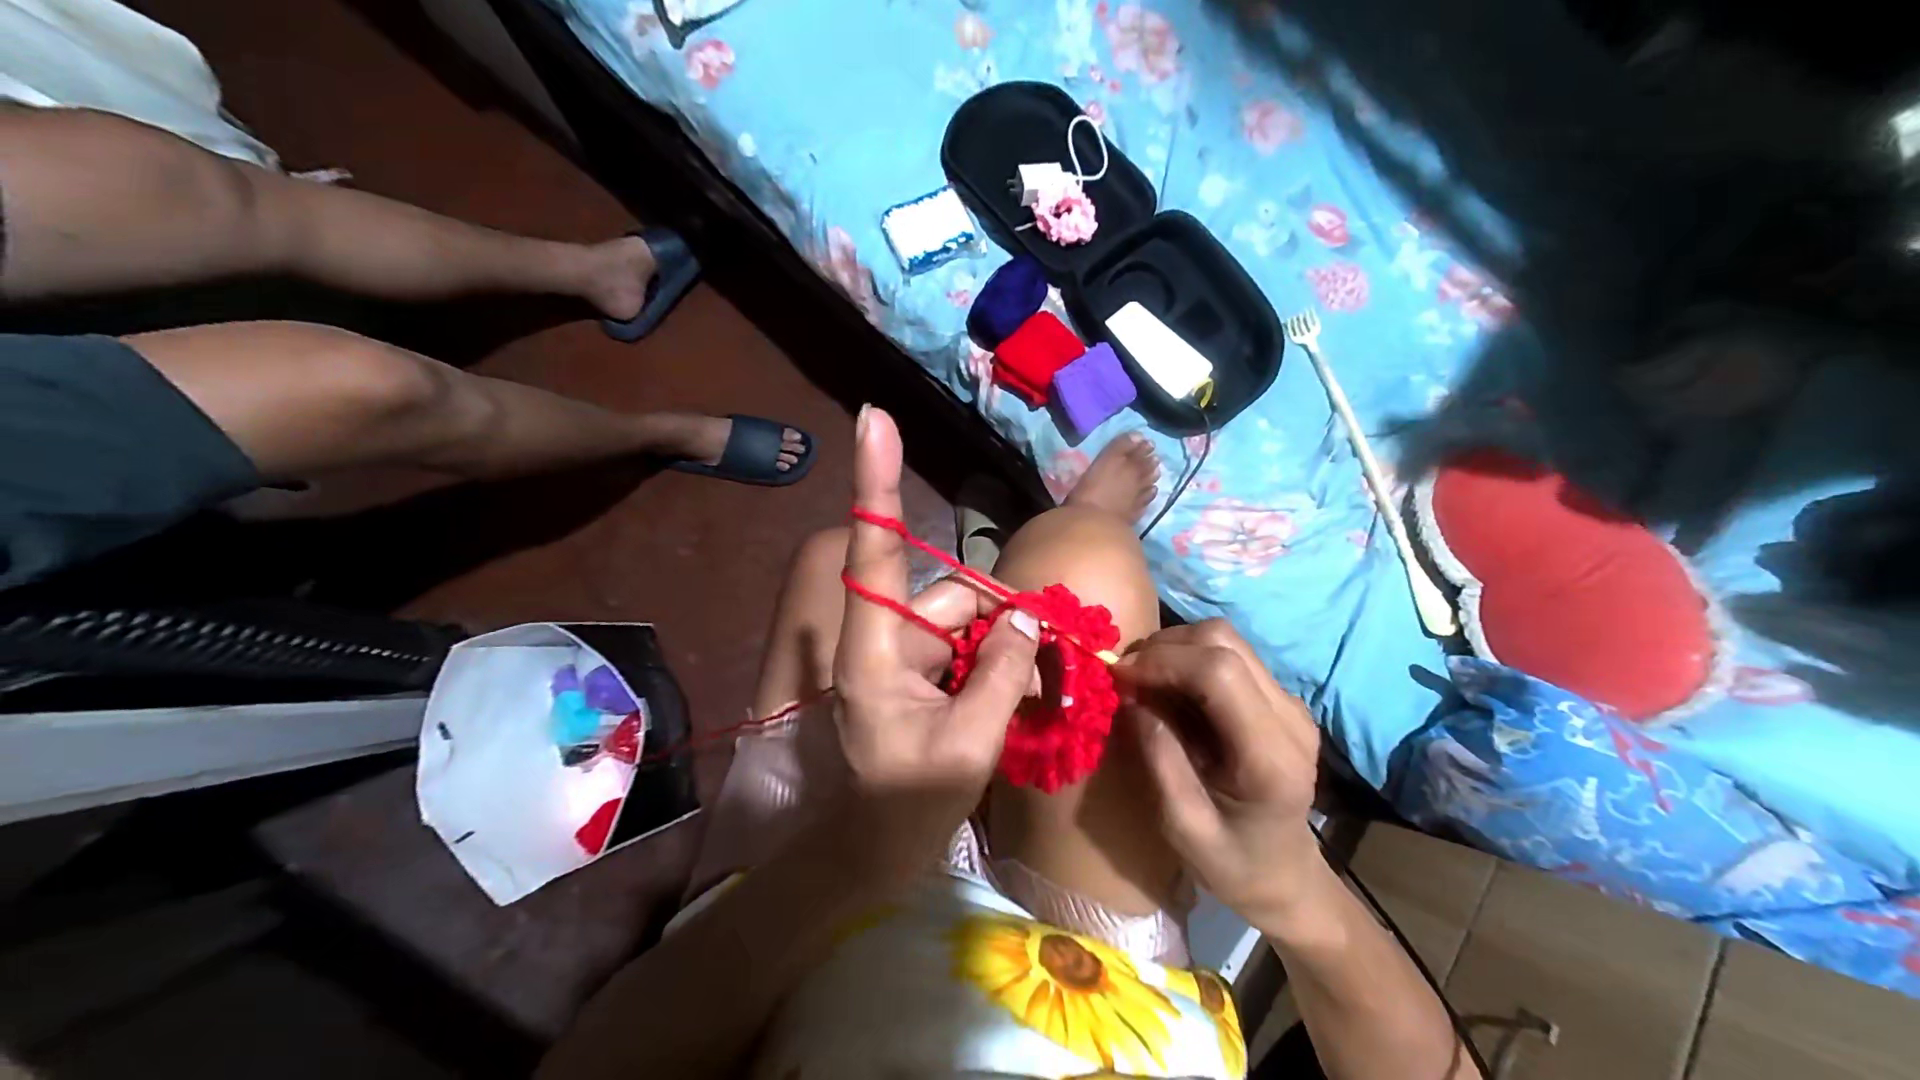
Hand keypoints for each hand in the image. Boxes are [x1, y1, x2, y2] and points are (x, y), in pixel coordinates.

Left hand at [831, 406, 1038, 884]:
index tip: (871, 418)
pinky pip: (964, 644)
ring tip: (1027, 694)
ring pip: (963, 620)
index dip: (875, 485)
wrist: (871, 853)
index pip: (873, 553)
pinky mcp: (917, 672)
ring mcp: (901, 655)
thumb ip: (999, 675)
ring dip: (1000, 644)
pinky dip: (993, 658)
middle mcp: (884, 639)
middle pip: (949, 596)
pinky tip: (1014, 692)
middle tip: (1045, 656)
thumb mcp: (966, 746)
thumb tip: (1025, 619)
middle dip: (998, 616)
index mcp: (874, 651)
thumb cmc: (905, 808)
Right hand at [1115, 620, 1327, 931]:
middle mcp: (1288, 717)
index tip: (1118, 676)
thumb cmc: (1231, 863)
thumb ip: (1158, 757)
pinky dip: (1187, 659)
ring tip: (1143, 682)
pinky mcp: (1277, 697)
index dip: (1162, 661)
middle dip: (1163, 647)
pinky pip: (1227, 655)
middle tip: (1125, 678)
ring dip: (1174, 649)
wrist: (1285, 877)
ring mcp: (1288, 702)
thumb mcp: (1181, 824)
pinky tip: (1168, 690)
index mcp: (1270, 756)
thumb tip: (1131, 697)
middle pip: (1222, 640)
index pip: (1220, 672)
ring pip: (1224, 638)